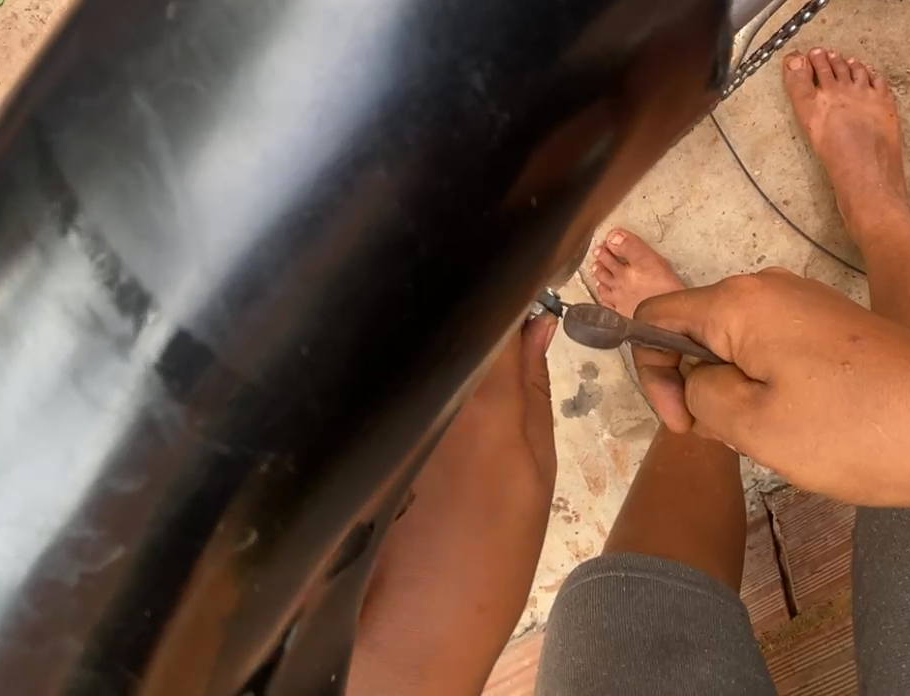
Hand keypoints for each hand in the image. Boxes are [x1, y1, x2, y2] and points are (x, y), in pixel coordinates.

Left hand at [348, 313, 556, 695]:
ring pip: (421, 345)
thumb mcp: (539, 469)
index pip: (492, 312)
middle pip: (450, 321)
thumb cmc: (495, 554)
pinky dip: (419, 365)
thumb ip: (536, 388)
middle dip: (479, 307)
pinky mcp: (368, 430)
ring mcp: (390, 411)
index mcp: (480, 399)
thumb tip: (541, 323)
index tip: (529, 281)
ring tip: (472, 337)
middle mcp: (426, 393)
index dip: (510, 287)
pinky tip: (434, 373)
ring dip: (448, 334)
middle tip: (506, 309)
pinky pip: (397, 376)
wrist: (417, 629)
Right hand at [635, 269, 909, 508]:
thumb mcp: (752, 426)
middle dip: (695, 382)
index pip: (655, 317)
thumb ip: (698, 393)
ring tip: (771, 435)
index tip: (685, 426)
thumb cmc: (852, 430)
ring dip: (733, 386)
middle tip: (729, 438)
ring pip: (736, 340)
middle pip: (697, 326)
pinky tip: (804, 420)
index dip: (651, 373)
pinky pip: (774, 344)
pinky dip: (767, 380)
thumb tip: (696, 376)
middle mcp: (768, 285)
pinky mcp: (835, 323)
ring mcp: (807, 300)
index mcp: (738, 300)